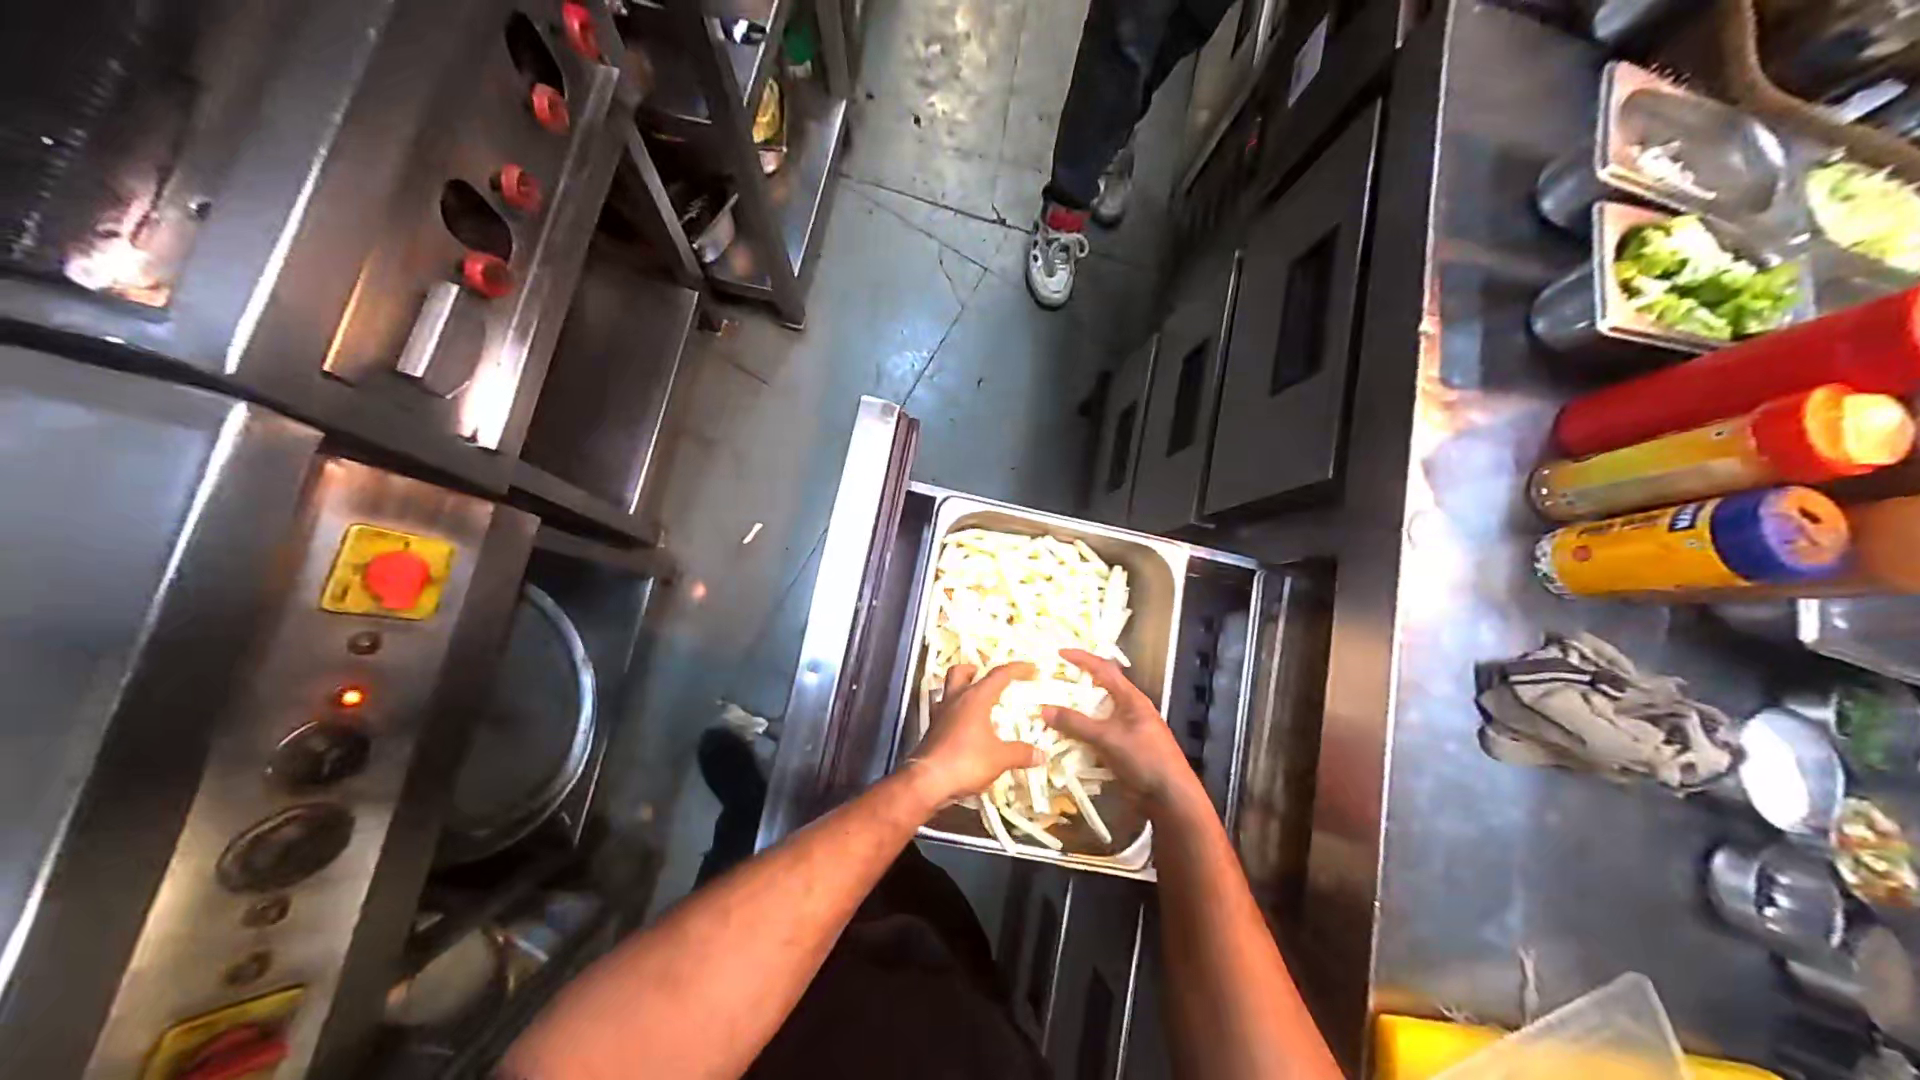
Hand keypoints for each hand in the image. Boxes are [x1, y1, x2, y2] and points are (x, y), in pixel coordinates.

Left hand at [907, 662, 1045, 806]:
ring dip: (961, 689)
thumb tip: (1041, 754)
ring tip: (977, 701)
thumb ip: (1021, 753)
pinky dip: (955, 712)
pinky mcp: (931, 730)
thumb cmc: (965, 761)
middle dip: (974, 670)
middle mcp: (955, 700)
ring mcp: (940, 714)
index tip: (1031, 668)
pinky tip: (964, 726)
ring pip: (948, 690)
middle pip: (960, 672)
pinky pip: (943, 711)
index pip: (998, 675)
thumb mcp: (1000, 758)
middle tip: (987, 677)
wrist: (927, 781)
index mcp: (975, 698)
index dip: (1016, 669)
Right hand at [1044, 649, 1205, 813]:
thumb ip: (1076, 724)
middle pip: (1097, 692)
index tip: (1059, 653)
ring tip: (1048, 711)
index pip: (1104, 669)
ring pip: (1094, 716)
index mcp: (1131, 698)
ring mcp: (1125, 732)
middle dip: (1073, 688)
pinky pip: (1095, 737)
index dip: (1082, 659)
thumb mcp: (1108, 738)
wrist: (1169, 798)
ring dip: (1074, 715)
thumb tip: (1044, 709)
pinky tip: (1061, 740)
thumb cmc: (1144, 758)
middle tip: (1049, 684)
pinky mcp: (1121, 751)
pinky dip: (1079, 736)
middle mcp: (1128, 710)